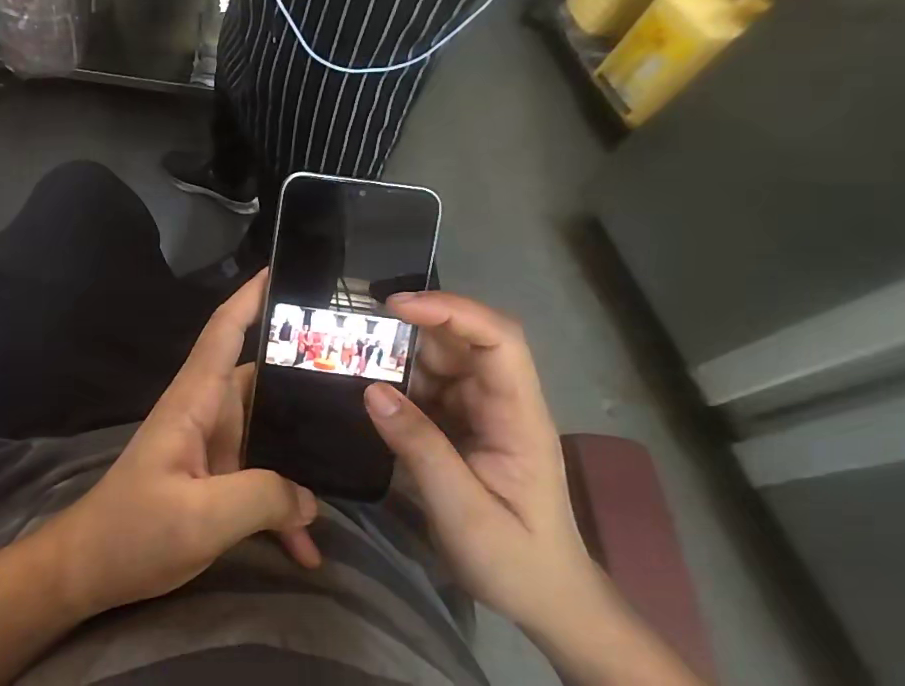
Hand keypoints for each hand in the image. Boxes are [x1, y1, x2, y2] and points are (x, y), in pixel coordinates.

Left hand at [39, 272, 320, 617]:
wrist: (86, 574)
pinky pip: (262, 479)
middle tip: (356, 371)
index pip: (224, 333)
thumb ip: (262, 499)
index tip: (279, 271)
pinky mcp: (218, 479)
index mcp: (196, 402)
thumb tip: (312, 499)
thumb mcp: (200, 518)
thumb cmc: (133, 532)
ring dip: (303, 451)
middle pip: (262, 378)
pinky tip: (309, 544)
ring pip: (271, 431)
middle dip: (303, 373)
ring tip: (352, 452)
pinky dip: (283, 506)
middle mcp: (209, 414)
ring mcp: (214, 447)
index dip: (249, 298)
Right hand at [363, 292, 605, 630]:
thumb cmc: (515, 561)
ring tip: (357, 364)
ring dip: (403, 359)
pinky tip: (374, 395)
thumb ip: (420, 449)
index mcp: (520, 413)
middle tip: (359, 337)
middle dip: (414, 331)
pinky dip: (402, 387)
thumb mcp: (463, 514)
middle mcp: (504, 399)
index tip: (398, 306)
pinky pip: (433, 389)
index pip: (498, 339)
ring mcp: (486, 409)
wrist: (547, 598)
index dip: (452, 311)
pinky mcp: (468, 423)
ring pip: (444, 362)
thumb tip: (372, 390)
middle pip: (465, 342)